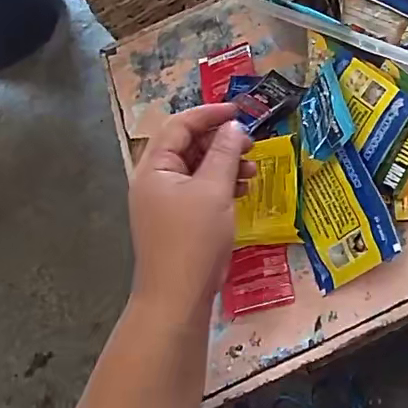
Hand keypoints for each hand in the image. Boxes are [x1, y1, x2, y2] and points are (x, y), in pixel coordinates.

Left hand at [128, 103, 255, 313]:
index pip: (179, 126)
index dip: (209, 114)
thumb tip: (234, 127)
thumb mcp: (214, 190)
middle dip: (221, 141)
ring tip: (253, 170)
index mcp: (154, 167)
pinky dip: (222, 184)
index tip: (240, 111)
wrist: (177, 296)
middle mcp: (155, 179)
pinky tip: (243, 190)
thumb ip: (225, 153)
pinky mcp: (179, 218)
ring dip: (225, 163)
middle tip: (251, 144)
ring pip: (197, 168)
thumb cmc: (194, 238)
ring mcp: (166, 201)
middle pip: (188, 145)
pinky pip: (201, 189)